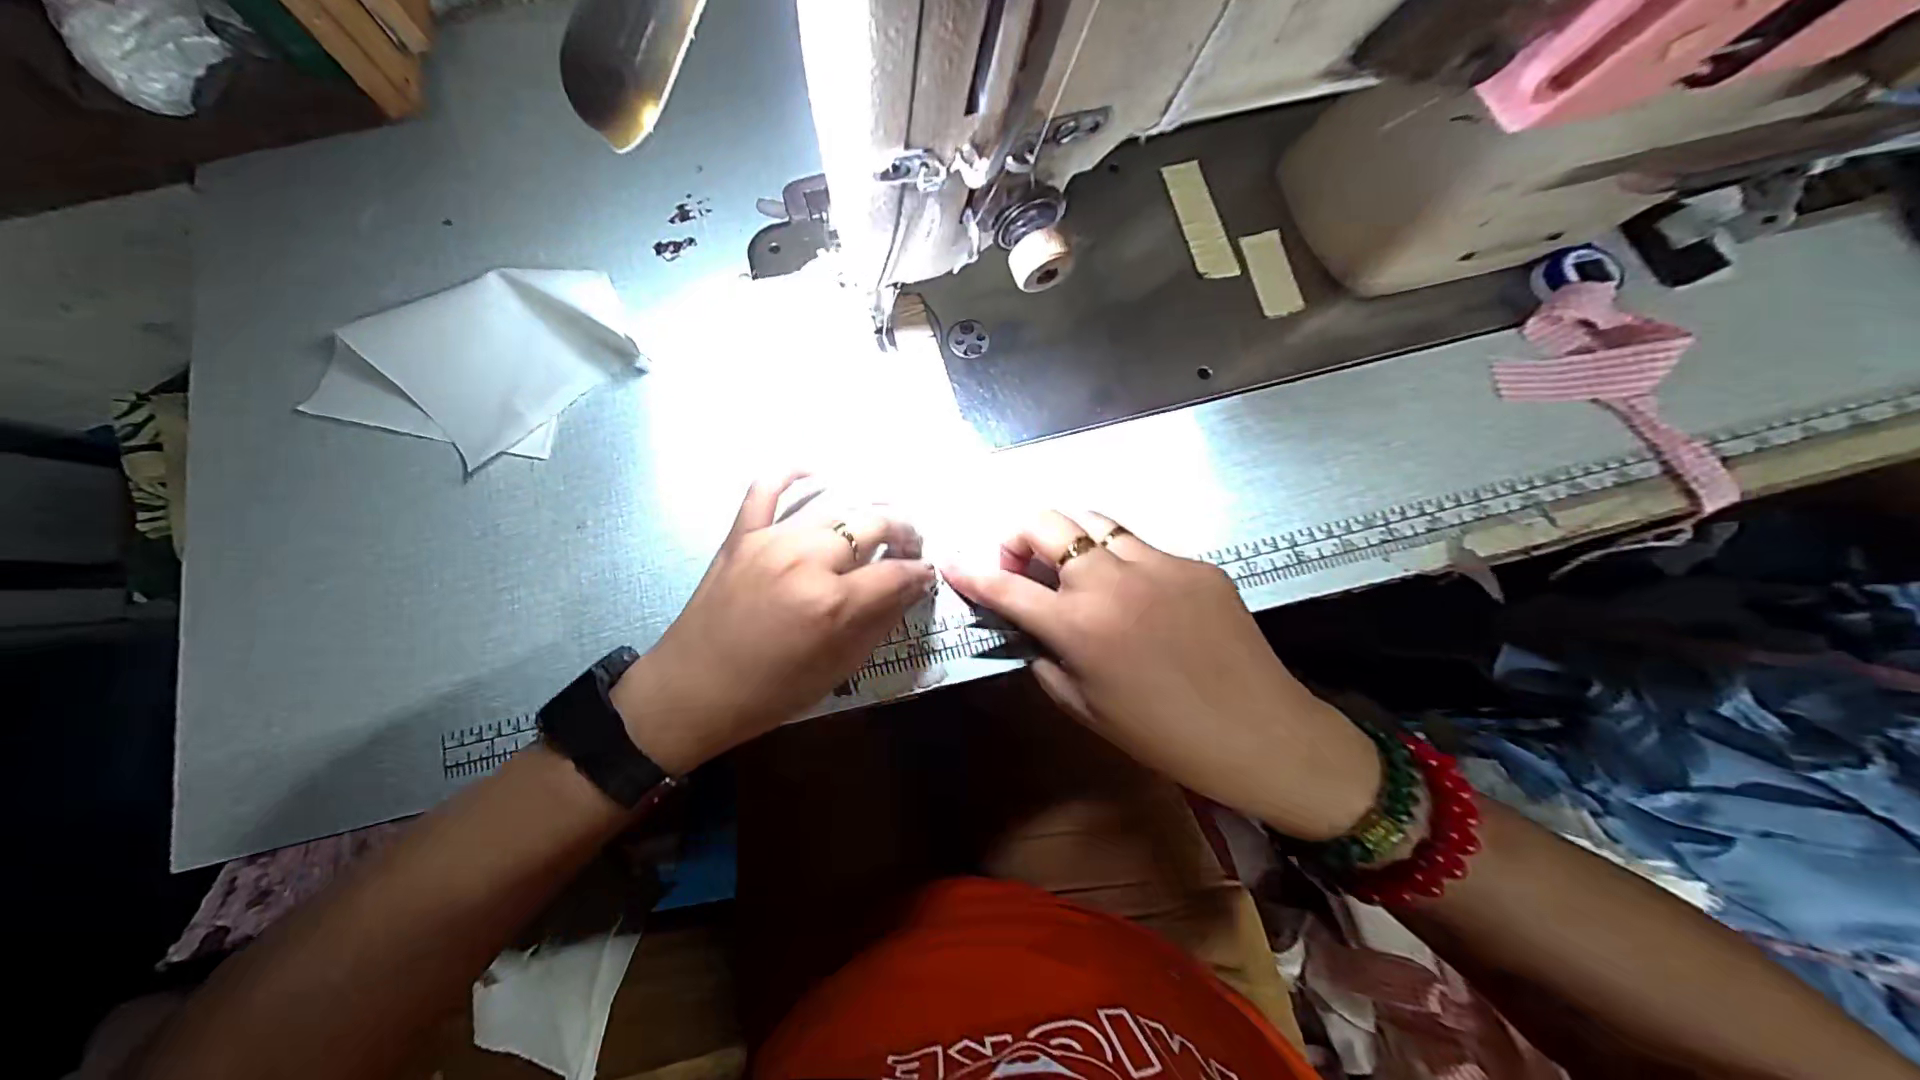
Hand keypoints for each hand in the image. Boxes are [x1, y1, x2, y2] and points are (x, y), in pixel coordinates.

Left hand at [612, 473, 934, 774]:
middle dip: (903, 531)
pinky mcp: (740, 535)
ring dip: (865, 511)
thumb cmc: (771, 692)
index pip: (896, 572)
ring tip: (878, 522)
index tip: (928, 574)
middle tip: (911, 545)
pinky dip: (791, 474)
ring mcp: (770, 541)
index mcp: (833, 602)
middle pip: (872, 525)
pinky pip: (766, 489)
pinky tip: (815, 471)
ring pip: (833, 507)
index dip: (920, 573)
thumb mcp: (838, 668)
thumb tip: (910, 589)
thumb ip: (879, 622)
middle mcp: (806, 560)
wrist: (693, 691)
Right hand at [942, 510, 1380, 840]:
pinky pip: (1143, 547)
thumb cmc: (1163, 735)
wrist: (1259, 733)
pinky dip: (1122, 561)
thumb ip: (1046, 660)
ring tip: (1075, 568)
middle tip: (1026, 567)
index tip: (953, 564)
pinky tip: (1138, 595)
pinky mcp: (1194, 563)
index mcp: (1078, 625)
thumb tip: (1032, 628)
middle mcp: (1111, 581)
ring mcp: (1157, 564)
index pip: (1006, 588)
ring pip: (1094, 520)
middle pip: (1046, 522)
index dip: (972, 574)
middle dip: (1019, 537)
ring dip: (1070, 538)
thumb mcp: (1085, 708)